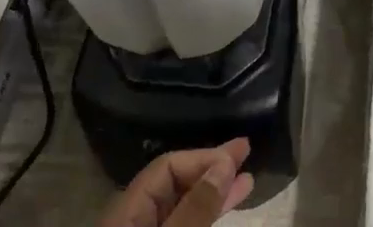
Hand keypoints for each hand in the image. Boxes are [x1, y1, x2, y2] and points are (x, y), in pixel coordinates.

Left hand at [98, 138, 254, 226]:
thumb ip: (195, 207)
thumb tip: (224, 163)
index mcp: (125, 208)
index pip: (167, 165)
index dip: (204, 156)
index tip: (239, 155)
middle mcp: (132, 216)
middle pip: (174, 182)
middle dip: (212, 168)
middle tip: (247, 151)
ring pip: (180, 205)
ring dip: (214, 192)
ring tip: (246, 180)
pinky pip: (180, 222)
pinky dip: (203, 213)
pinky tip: (224, 205)